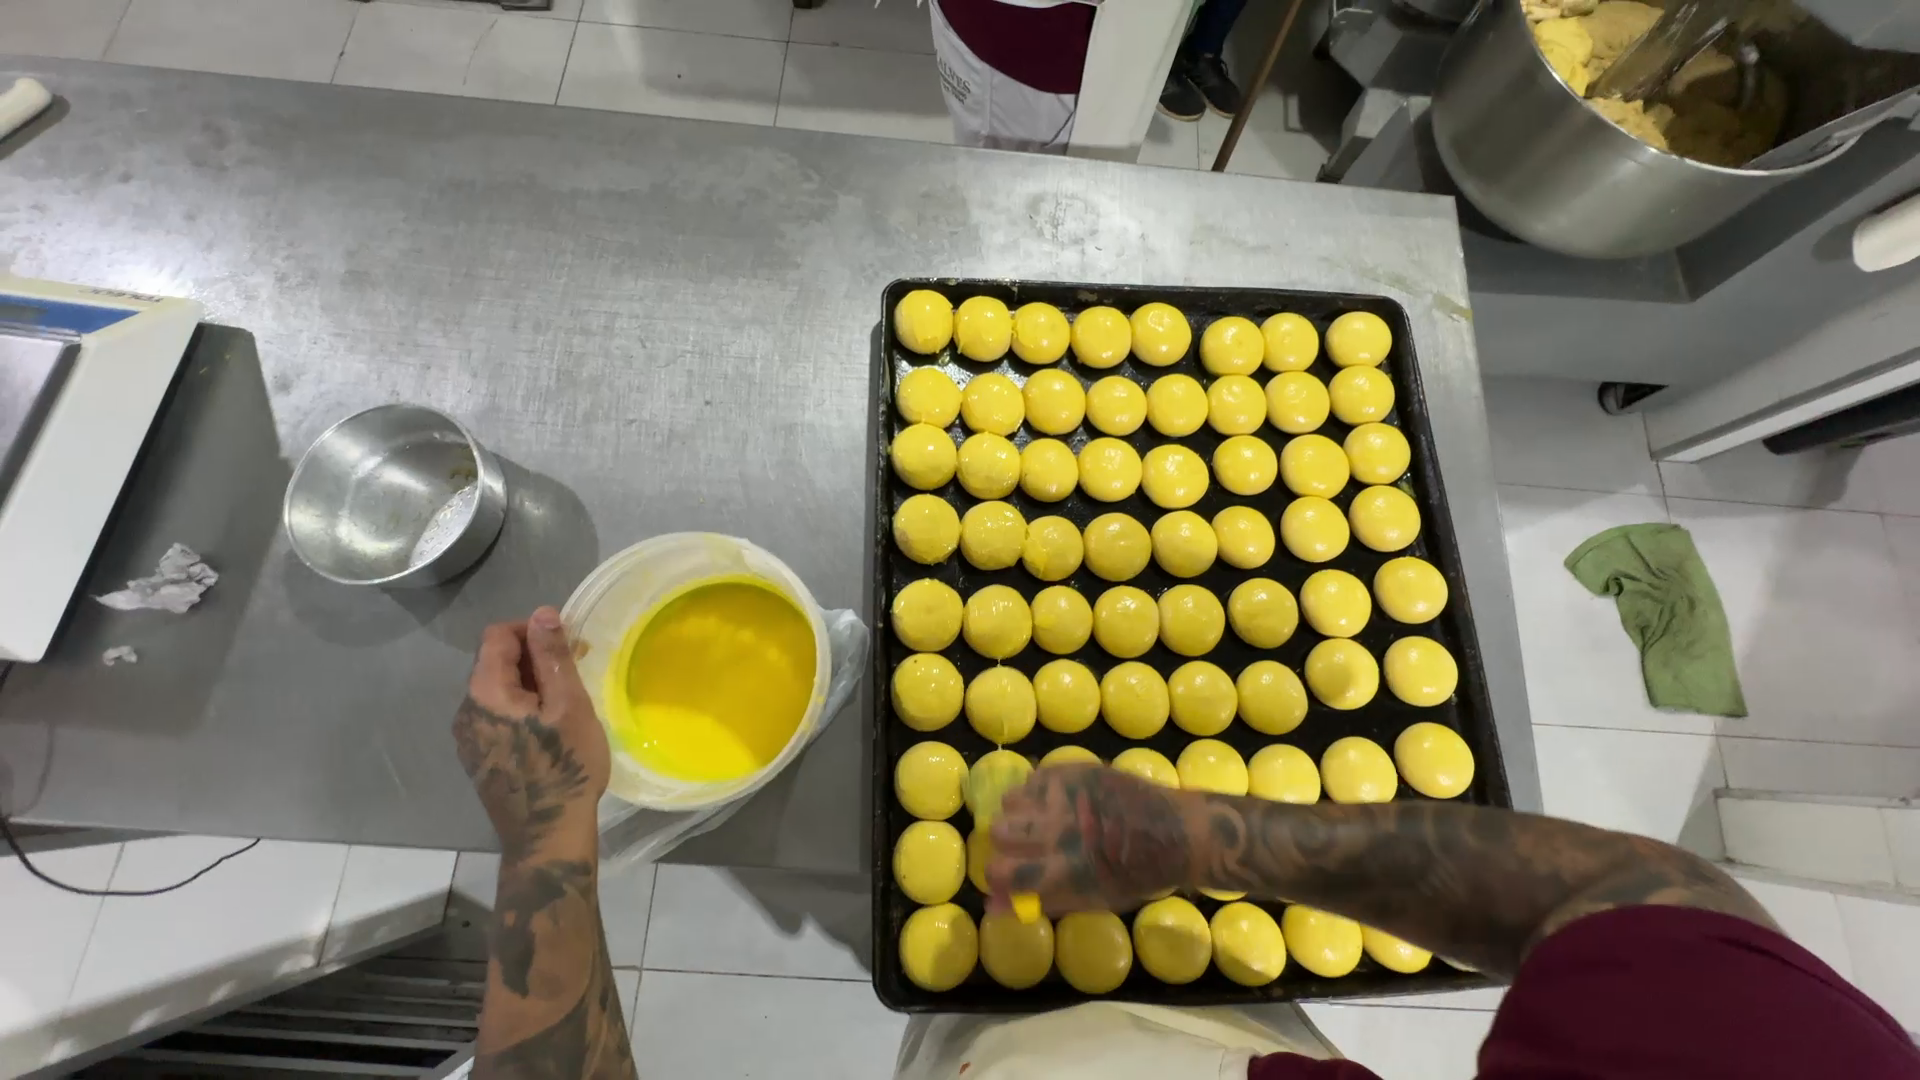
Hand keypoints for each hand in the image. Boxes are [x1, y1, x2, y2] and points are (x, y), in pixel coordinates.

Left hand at [453, 606, 608, 860]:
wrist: (546, 834)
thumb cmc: (566, 765)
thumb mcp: (569, 704)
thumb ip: (553, 656)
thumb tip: (543, 612)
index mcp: (484, 693)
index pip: (497, 635)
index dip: (533, 630)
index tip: (569, 647)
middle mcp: (465, 711)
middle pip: (496, 661)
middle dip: (536, 657)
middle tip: (578, 672)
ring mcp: (468, 737)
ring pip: (498, 690)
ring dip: (532, 683)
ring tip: (569, 702)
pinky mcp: (478, 756)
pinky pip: (497, 714)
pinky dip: (523, 707)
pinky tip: (550, 728)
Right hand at [985, 764, 1195, 914]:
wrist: (1176, 833)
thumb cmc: (1138, 875)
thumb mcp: (1093, 899)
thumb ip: (1042, 901)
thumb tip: (992, 907)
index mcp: (1062, 870)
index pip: (1002, 871)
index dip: (996, 874)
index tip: (1003, 874)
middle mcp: (1058, 830)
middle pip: (999, 831)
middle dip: (1007, 842)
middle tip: (1026, 845)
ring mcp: (1064, 796)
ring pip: (1010, 801)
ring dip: (1019, 814)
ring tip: (1041, 819)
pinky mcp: (1073, 771)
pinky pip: (1032, 779)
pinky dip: (1037, 792)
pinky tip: (1056, 802)